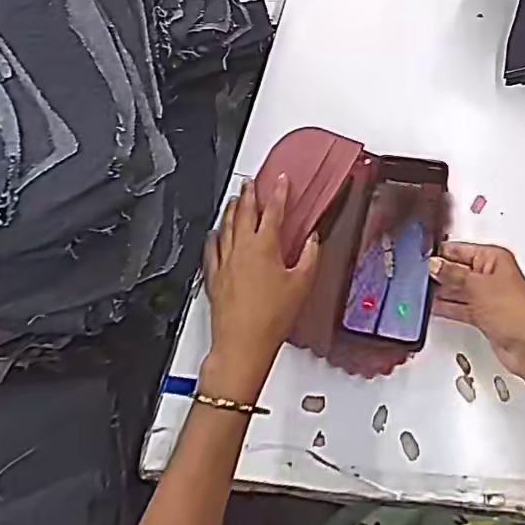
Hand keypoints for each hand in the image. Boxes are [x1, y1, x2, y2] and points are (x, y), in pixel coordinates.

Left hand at [201, 177, 319, 400]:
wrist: (243, 343)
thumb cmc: (272, 317)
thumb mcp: (302, 284)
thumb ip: (309, 257)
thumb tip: (312, 241)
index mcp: (264, 246)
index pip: (272, 211)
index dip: (278, 193)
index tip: (281, 182)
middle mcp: (242, 249)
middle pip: (244, 213)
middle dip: (249, 195)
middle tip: (251, 182)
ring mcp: (225, 262)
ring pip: (226, 227)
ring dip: (231, 210)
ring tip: (234, 199)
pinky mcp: (214, 277)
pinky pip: (212, 250)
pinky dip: (214, 237)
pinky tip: (214, 234)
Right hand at [429, 242, 524, 381]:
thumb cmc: (517, 312)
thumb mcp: (477, 286)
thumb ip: (452, 274)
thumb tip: (435, 265)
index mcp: (494, 258)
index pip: (460, 249)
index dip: (441, 252)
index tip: (423, 255)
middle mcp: (491, 275)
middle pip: (458, 268)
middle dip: (439, 271)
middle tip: (418, 272)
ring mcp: (487, 296)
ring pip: (458, 288)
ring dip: (442, 289)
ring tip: (421, 288)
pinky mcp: (484, 315)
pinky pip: (460, 306)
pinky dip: (447, 306)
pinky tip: (434, 305)